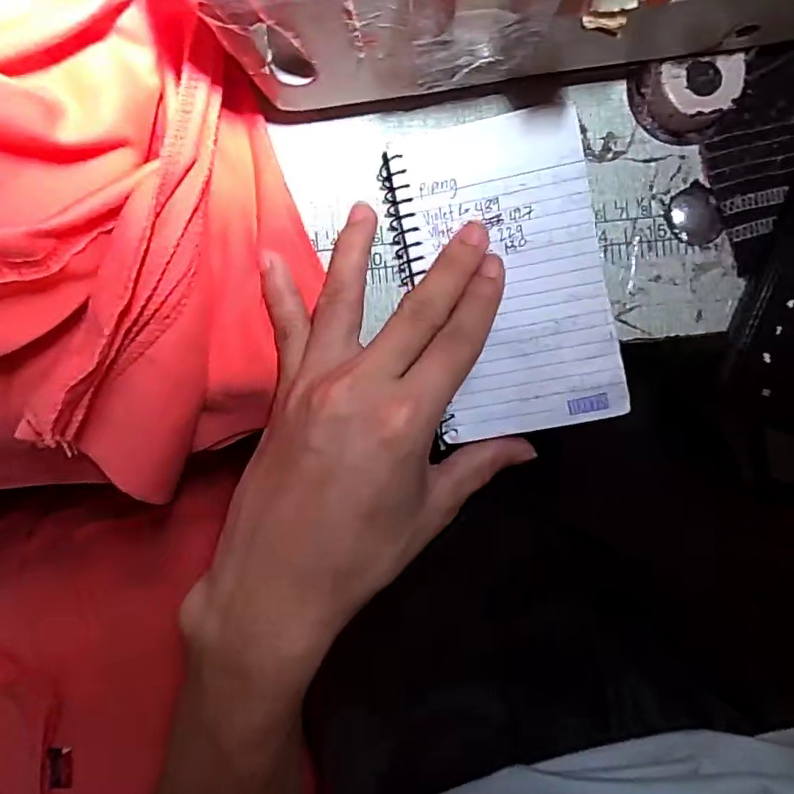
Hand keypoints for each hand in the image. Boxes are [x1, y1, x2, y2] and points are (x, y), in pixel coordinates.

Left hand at [181, 203, 535, 689]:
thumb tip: (525, 448)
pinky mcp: (286, 393)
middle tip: (469, 229)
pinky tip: (268, 258)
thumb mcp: (428, 512)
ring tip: (364, 210)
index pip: (456, 346)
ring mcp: (316, 383)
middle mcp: (362, 387)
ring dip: (355, 253)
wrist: (275, 583)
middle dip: (447, 269)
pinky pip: (286, 335)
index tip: (494, 264)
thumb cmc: (361, 556)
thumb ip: (475, 468)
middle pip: (415, 315)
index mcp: (407, 419)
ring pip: (342, 305)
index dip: (479, 303)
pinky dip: (278, 296)